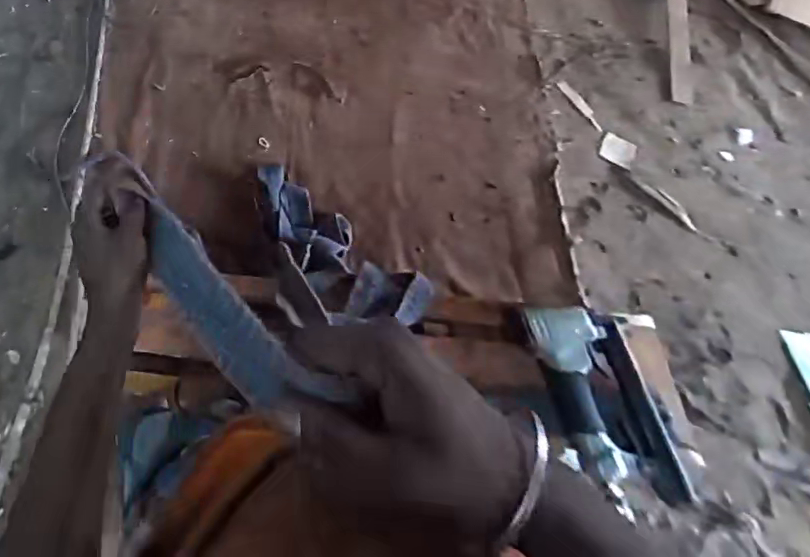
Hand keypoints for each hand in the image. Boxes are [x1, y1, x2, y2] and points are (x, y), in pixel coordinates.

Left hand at [72, 174, 147, 321]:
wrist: (114, 313)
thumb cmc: (120, 271)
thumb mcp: (131, 236)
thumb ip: (132, 210)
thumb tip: (133, 191)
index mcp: (86, 219)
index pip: (96, 186)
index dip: (111, 173)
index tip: (126, 164)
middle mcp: (83, 227)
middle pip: (100, 200)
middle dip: (119, 190)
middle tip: (139, 183)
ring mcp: (90, 242)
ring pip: (107, 216)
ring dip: (123, 208)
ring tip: (143, 201)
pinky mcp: (100, 255)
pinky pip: (111, 231)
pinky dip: (124, 224)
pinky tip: (141, 226)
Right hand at [291, 320, 529, 548]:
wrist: (519, 481)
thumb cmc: (456, 474)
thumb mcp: (389, 472)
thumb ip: (331, 438)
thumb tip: (290, 408)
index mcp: (376, 345)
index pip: (303, 344)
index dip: (292, 379)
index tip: (302, 419)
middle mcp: (379, 329)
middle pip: (318, 350)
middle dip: (318, 392)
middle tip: (338, 435)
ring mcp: (390, 339)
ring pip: (333, 361)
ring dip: (336, 398)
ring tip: (362, 434)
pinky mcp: (398, 354)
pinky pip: (353, 367)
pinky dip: (353, 397)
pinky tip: (375, 426)